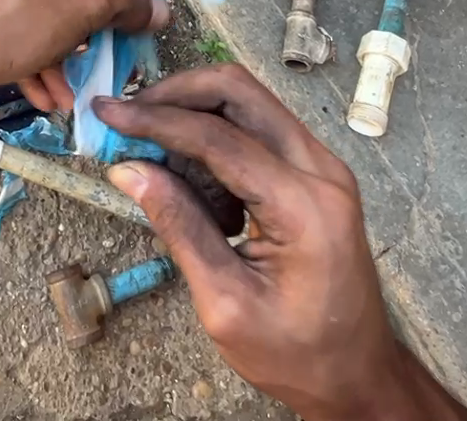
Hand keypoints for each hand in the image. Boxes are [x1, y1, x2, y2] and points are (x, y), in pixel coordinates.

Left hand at [0, 0, 162, 107]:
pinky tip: (43, 97)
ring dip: (59, 54)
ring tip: (68, 95)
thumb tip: (160, 9)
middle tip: (92, 62)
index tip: (111, 24)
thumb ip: (127, 4)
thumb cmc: (13, 16)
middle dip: (82, 32)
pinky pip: (10, 24)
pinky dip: (30, 56)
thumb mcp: (84, 6)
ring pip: (38, 11)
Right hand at [95, 66, 466, 419]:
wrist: (360, 376)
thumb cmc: (297, 355)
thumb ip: (179, 227)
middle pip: (238, 90)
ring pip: (245, 99)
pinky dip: (211, 130)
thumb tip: (127, 169)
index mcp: (304, 207)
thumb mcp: (226, 305)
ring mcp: (320, 163)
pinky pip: (254, 124)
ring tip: (149, 146)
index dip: (155, 119)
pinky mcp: (312, 168)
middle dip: (174, 93)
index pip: (218, 136)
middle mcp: (320, 168)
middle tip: (127, 115)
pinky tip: (188, 172)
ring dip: (190, 108)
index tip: (106, 113)